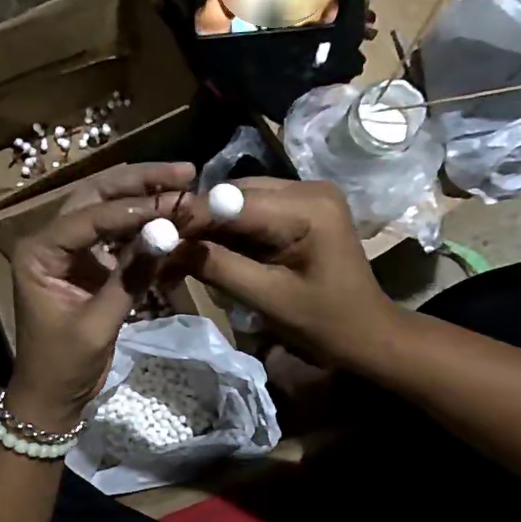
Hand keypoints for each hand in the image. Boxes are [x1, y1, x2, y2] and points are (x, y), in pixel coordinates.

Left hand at [6, 162, 193, 429]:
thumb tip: (166, 235)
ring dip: (145, 199)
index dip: (133, 207)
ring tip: (184, 185)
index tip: (174, 200)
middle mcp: (53, 242)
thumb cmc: (62, 365)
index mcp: (39, 252)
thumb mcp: (96, 325)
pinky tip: (174, 221)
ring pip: (110, 212)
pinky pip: (120, 240)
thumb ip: (129, 278)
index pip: (90, 217)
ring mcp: (73, 253)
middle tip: (184, 171)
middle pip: (97, 197)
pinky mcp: (92, 267)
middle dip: (139, 182)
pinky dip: (147, 231)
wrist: (51, 397)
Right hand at [175, 178, 399, 366]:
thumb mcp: (267, 298)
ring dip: (212, 227)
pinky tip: (211, 251)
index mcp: (308, 208)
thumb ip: (218, 266)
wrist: (368, 334)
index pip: (233, 202)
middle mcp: (310, 188)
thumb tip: (167, 245)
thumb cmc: (324, 324)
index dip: (189, 218)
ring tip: (181, 253)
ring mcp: (309, 195)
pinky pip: (256, 211)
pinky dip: (231, 231)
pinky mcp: (305, 208)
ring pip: (241, 201)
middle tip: (163, 248)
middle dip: (198, 222)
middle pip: (235, 195)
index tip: (152, 237)